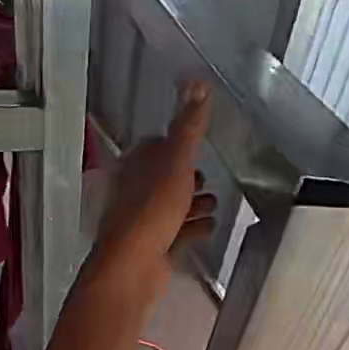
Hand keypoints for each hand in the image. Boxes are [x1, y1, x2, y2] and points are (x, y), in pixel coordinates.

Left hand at [89, 81, 216, 281]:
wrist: (134, 266)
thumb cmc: (152, 209)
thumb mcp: (176, 162)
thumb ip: (189, 126)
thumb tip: (199, 84)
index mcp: (136, 165)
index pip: (158, 146)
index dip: (178, 145)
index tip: (198, 144)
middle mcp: (135, 190)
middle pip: (166, 178)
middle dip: (188, 177)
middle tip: (207, 178)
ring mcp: (143, 221)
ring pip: (173, 206)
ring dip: (194, 204)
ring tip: (213, 204)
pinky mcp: (154, 247)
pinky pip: (178, 232)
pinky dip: (193, 228)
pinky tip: (209, 227)